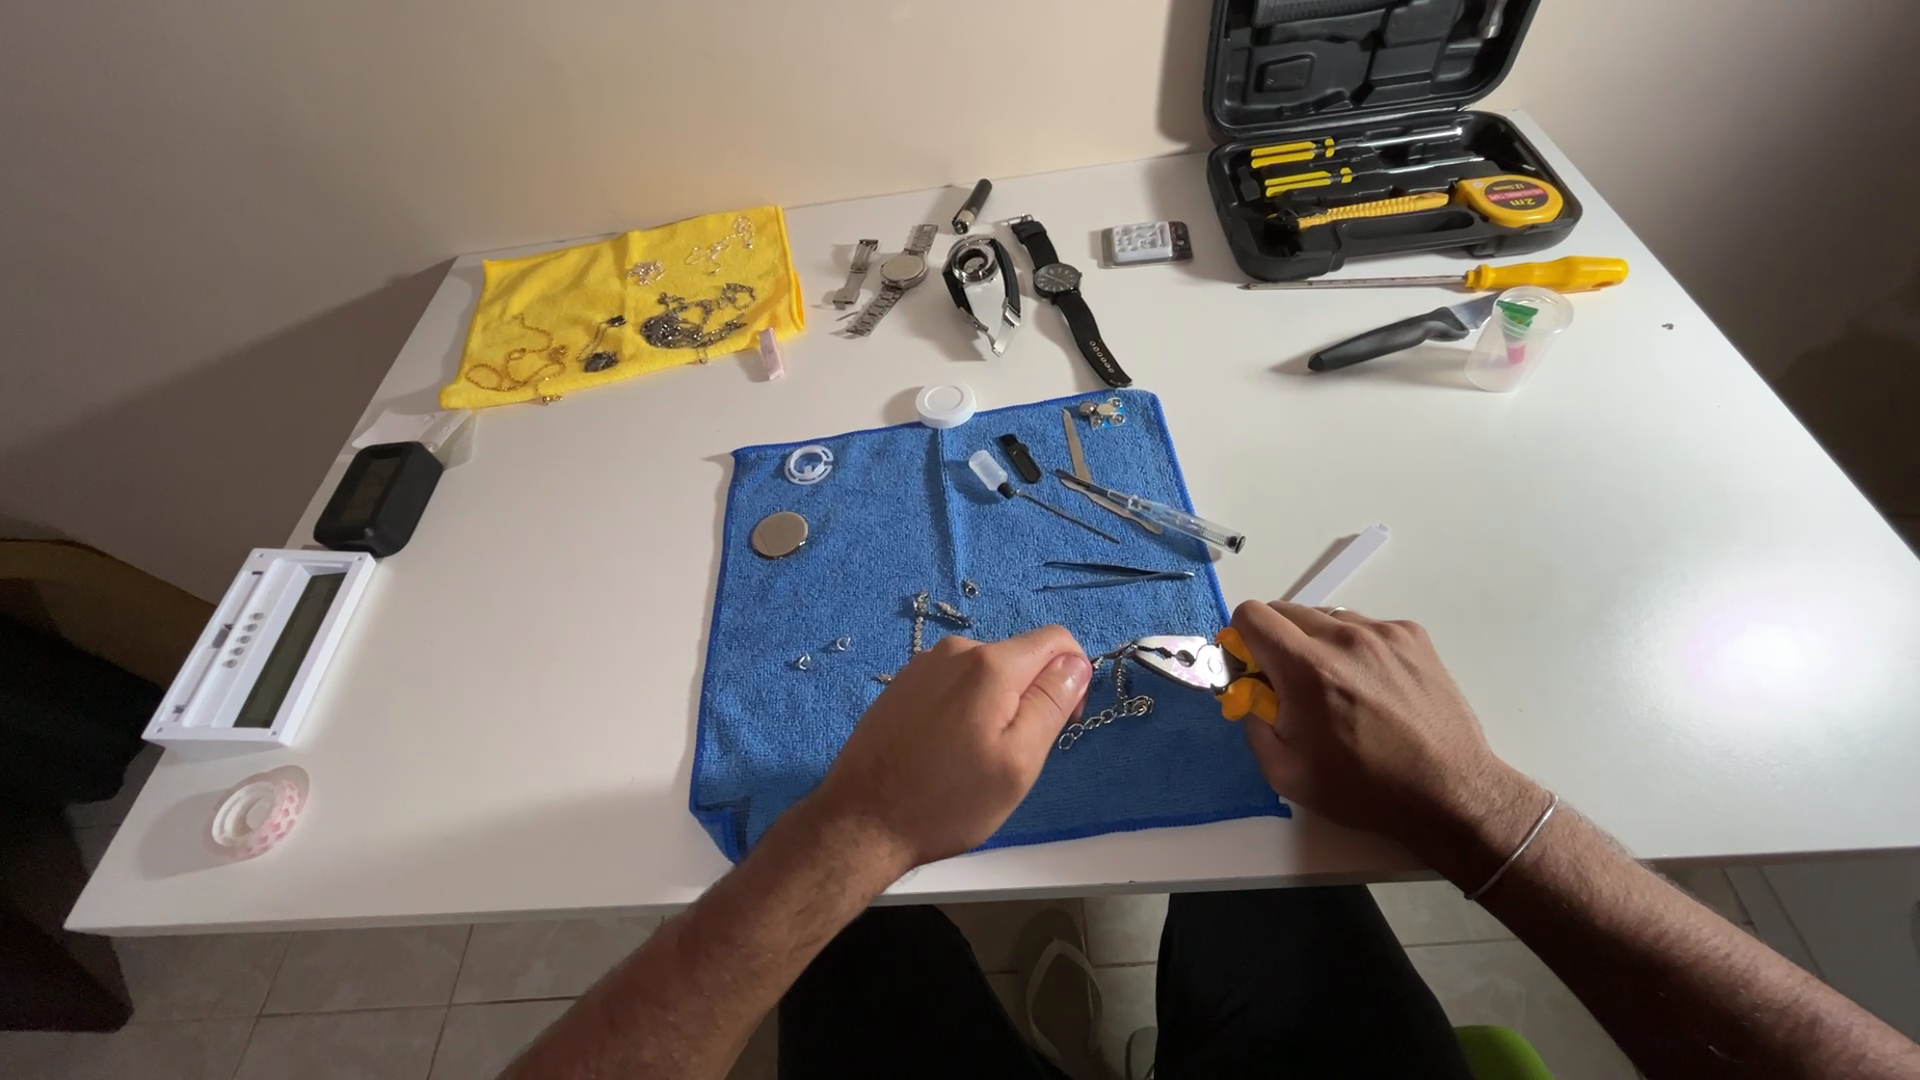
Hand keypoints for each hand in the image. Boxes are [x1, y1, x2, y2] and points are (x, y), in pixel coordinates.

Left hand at [808, 627, 1090, 869]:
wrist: (861, 820)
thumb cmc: (948, 800)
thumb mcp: (1018, 762)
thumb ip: (1052, 703)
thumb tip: (1076, 663)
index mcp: (990, 664)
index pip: (1056, 640)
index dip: (1072, 676)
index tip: (1062, 721)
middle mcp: (956, 649)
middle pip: (1019, 657)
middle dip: (1031, 695)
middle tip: (1013, 754)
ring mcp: (923, 664)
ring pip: (986, 672)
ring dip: (996, 704)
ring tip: (975, 756)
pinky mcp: (902, 683)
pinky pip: (953, 682)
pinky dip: (964, 707)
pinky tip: (946, 748)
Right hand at [1231, 601, 1540, 859]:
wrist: (1452, 794)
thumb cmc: (1363, 789)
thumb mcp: (1284, 772)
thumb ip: (1252, 721)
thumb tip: (1250, 691)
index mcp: (1307, 669)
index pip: (1251, 615)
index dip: (1241, 639)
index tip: (1253, 669)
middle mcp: (1344, 638)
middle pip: (1283, 610)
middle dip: (1274, 641)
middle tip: (1289, 682)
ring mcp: (1383, 633)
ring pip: (1324, 617)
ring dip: (1315, 642)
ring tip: (1336, 685)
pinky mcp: (1412, 636)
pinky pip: (1362, 625)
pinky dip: (1353, 647)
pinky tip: (1370, 685)